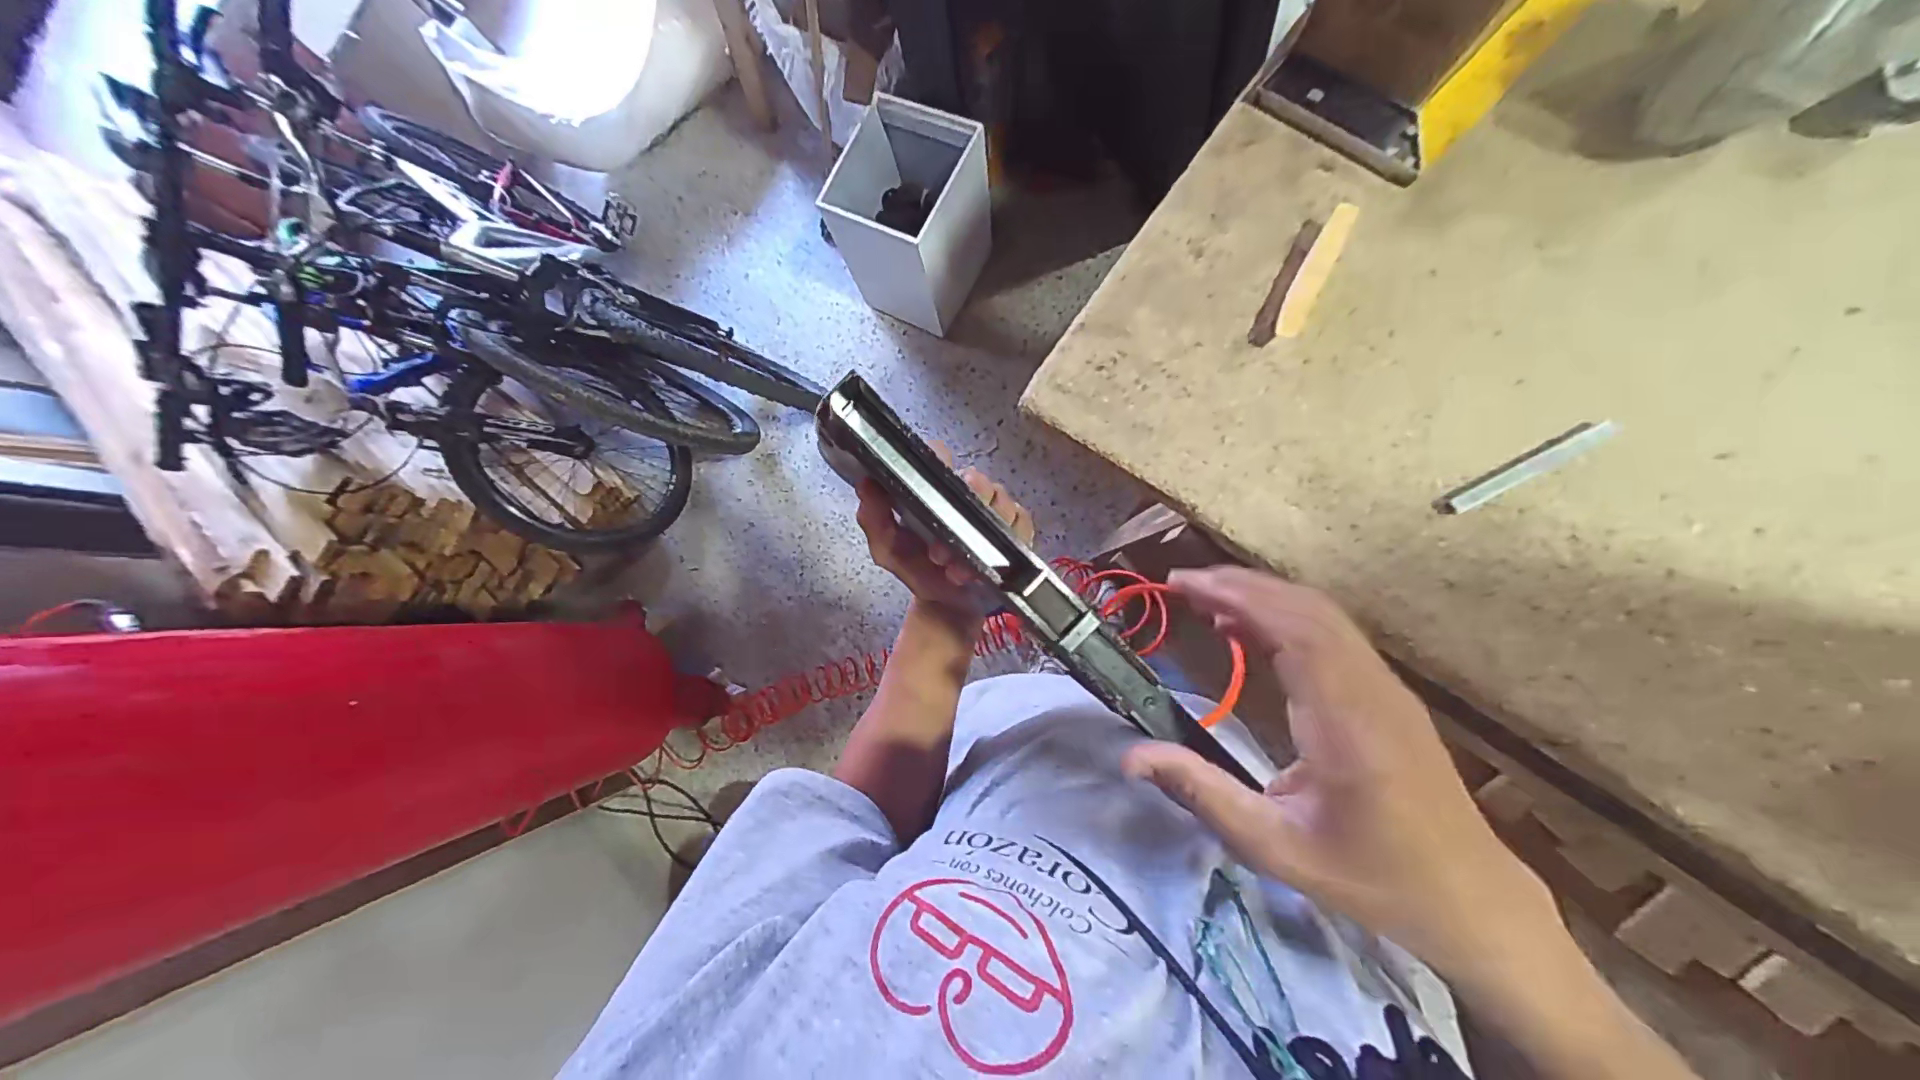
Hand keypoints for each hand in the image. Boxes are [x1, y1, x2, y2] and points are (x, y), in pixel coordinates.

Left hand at [854, 447, 1033, 622]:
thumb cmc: (918, 569)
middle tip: (940, 551)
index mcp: (935, 489)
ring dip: (980, 538)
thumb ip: (874, 519)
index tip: (933, 487)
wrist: (945, 606)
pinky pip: (1021, 525)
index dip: (941, 463)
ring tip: (956, 570)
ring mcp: (995, 512)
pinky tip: (984, 569)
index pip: (941, 457)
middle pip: (979, 481)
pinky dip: (1003, 546)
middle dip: (962, 515)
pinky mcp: (1016, 532)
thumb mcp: (887, 548)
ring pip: (1001, 504)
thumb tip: (866, 485)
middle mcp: (967, 494)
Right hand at [1122, 567, 1560, 980]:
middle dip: (1241, 585)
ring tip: (1205, 598)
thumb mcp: (1274, 846)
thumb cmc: (1370, 877)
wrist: (1470, 898)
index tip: (1181, 584)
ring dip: (1263, 596)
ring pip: (1323, 615)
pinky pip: (1333, 635)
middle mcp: (1373, 690)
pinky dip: (1286, 616)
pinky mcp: (1387, 694)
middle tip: (1181, 584)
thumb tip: (1130, 757)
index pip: (1293, 630)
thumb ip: (1202, 793)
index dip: (1236, 596)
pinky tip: (1250, 630)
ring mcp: (1386, 688)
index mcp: (1346, 723)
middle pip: (1306, 609)